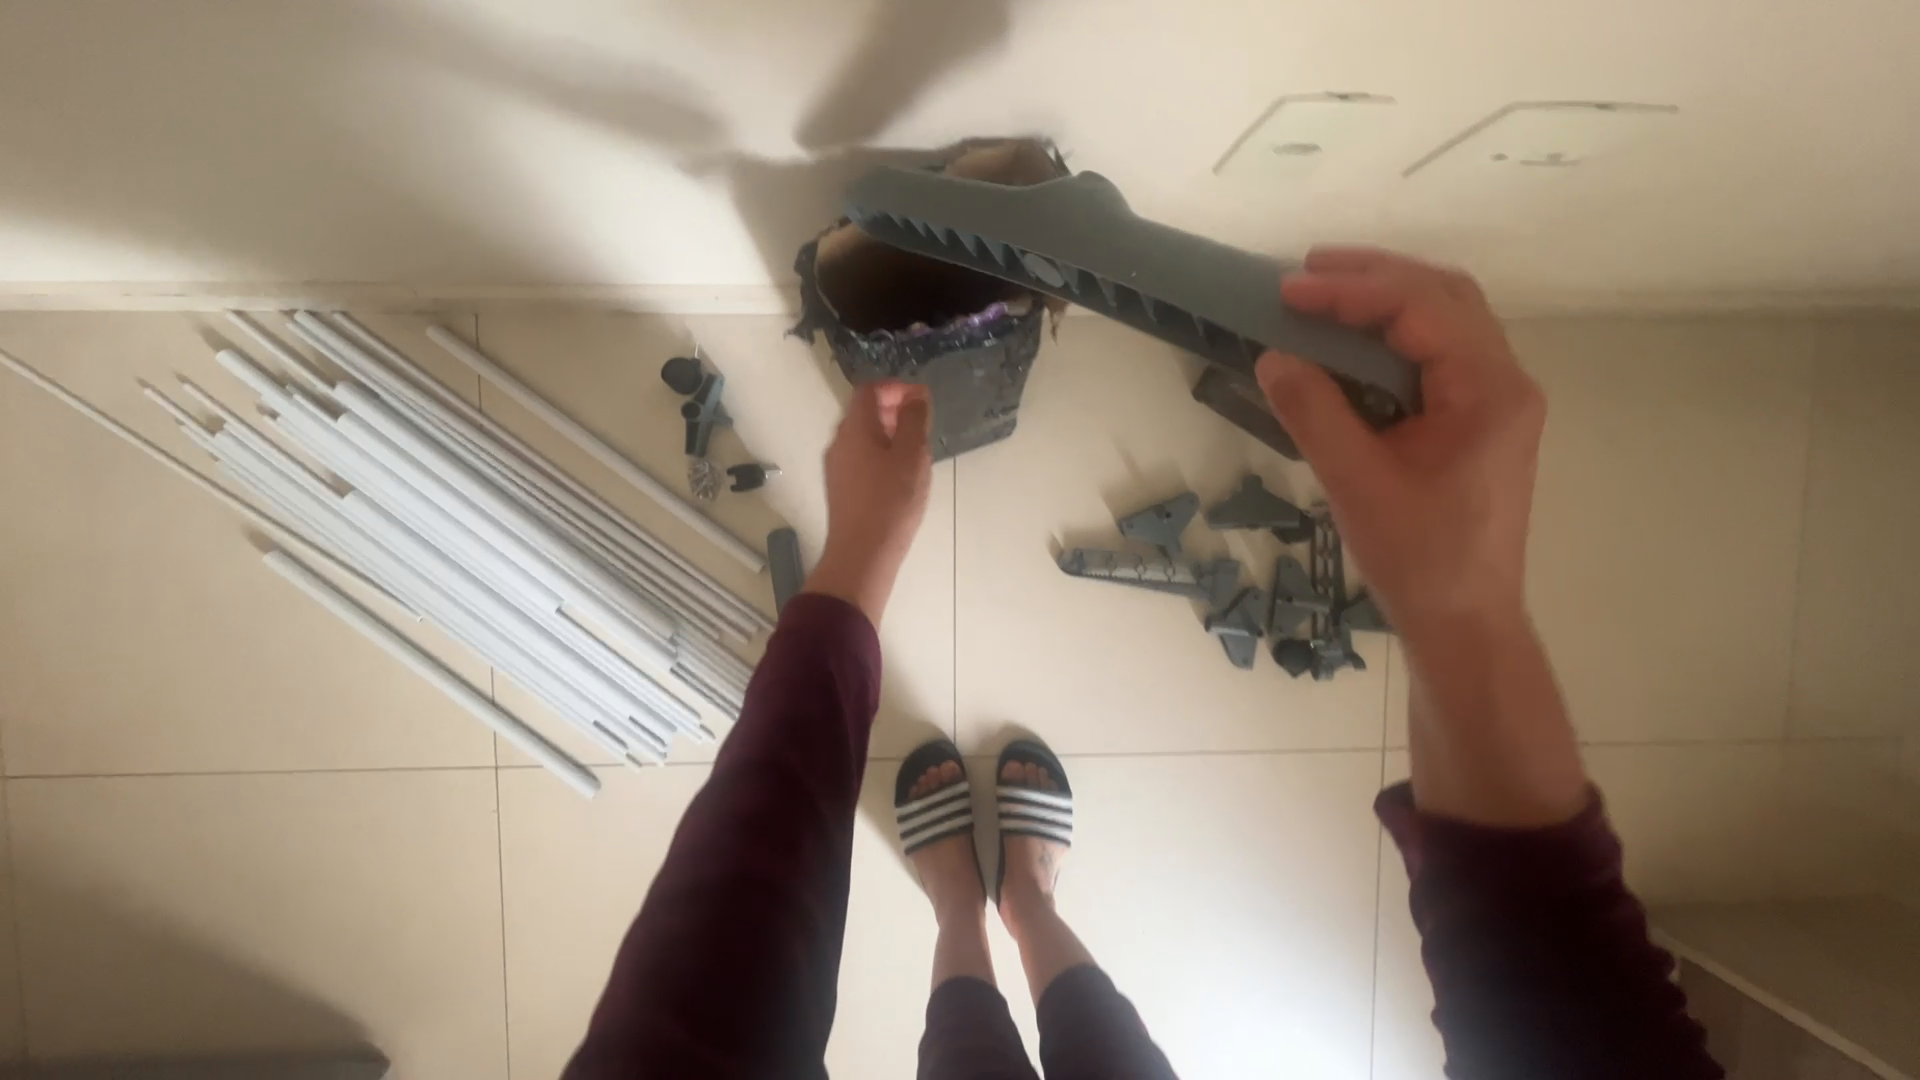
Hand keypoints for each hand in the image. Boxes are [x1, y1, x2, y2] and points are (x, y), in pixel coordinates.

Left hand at [802, 380, 933, 625]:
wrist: (862, 553)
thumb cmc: (891, 501)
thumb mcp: (912, 455)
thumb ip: (914, 419)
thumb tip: (915, 394)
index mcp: (854, 427)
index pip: (869, 390)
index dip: (895, 387)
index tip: (920, 401)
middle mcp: (838, 442)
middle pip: (863, 413)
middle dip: (893, 411)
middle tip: (922, 427)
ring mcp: (836, 467)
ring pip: (862, 438)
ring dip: (888, 436)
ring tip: (915, 455)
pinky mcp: (840, 489)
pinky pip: (860, 459)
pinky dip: (880, 456)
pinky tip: (899, 479)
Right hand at [1255, 247, 1545, 639]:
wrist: (1464, 616)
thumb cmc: (1416, 555)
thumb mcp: (1355, 482)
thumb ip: (1314, 412)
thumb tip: (1273, 357)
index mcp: (1487, 390)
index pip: (1421, 309)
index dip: (1352, 290)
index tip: (1289, 288)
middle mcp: (1504, 381)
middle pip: (1444, 297)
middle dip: (1374, 276)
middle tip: (1307, 272)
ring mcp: (1497, 400)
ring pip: (1447, 320)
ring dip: (1387, 298)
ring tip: (1325, 292)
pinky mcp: (1480, 420)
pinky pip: (1440, 354)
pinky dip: (1394, 334)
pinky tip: (1353, 342)